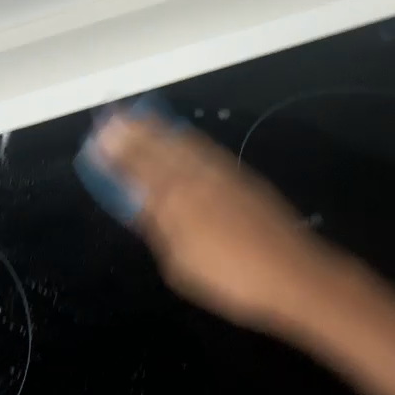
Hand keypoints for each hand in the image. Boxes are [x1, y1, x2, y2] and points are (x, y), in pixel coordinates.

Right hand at [93, 112, 346, 332]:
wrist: (298, 277)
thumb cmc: (232, 279)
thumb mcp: (180, 265)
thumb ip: (156, 228)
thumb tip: (135, 202)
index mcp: (172, 199)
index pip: (136, 168)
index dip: (115, 153)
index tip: (96, 139)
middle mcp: (192, 178)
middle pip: (155, 148)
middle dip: (130, 132)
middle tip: (111, 117)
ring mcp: (218, 174)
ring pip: (179, 142)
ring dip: (155, 127)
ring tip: (137, 115)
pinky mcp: (240, 176)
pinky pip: (202, 147)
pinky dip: (184, 137)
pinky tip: (179, 133)